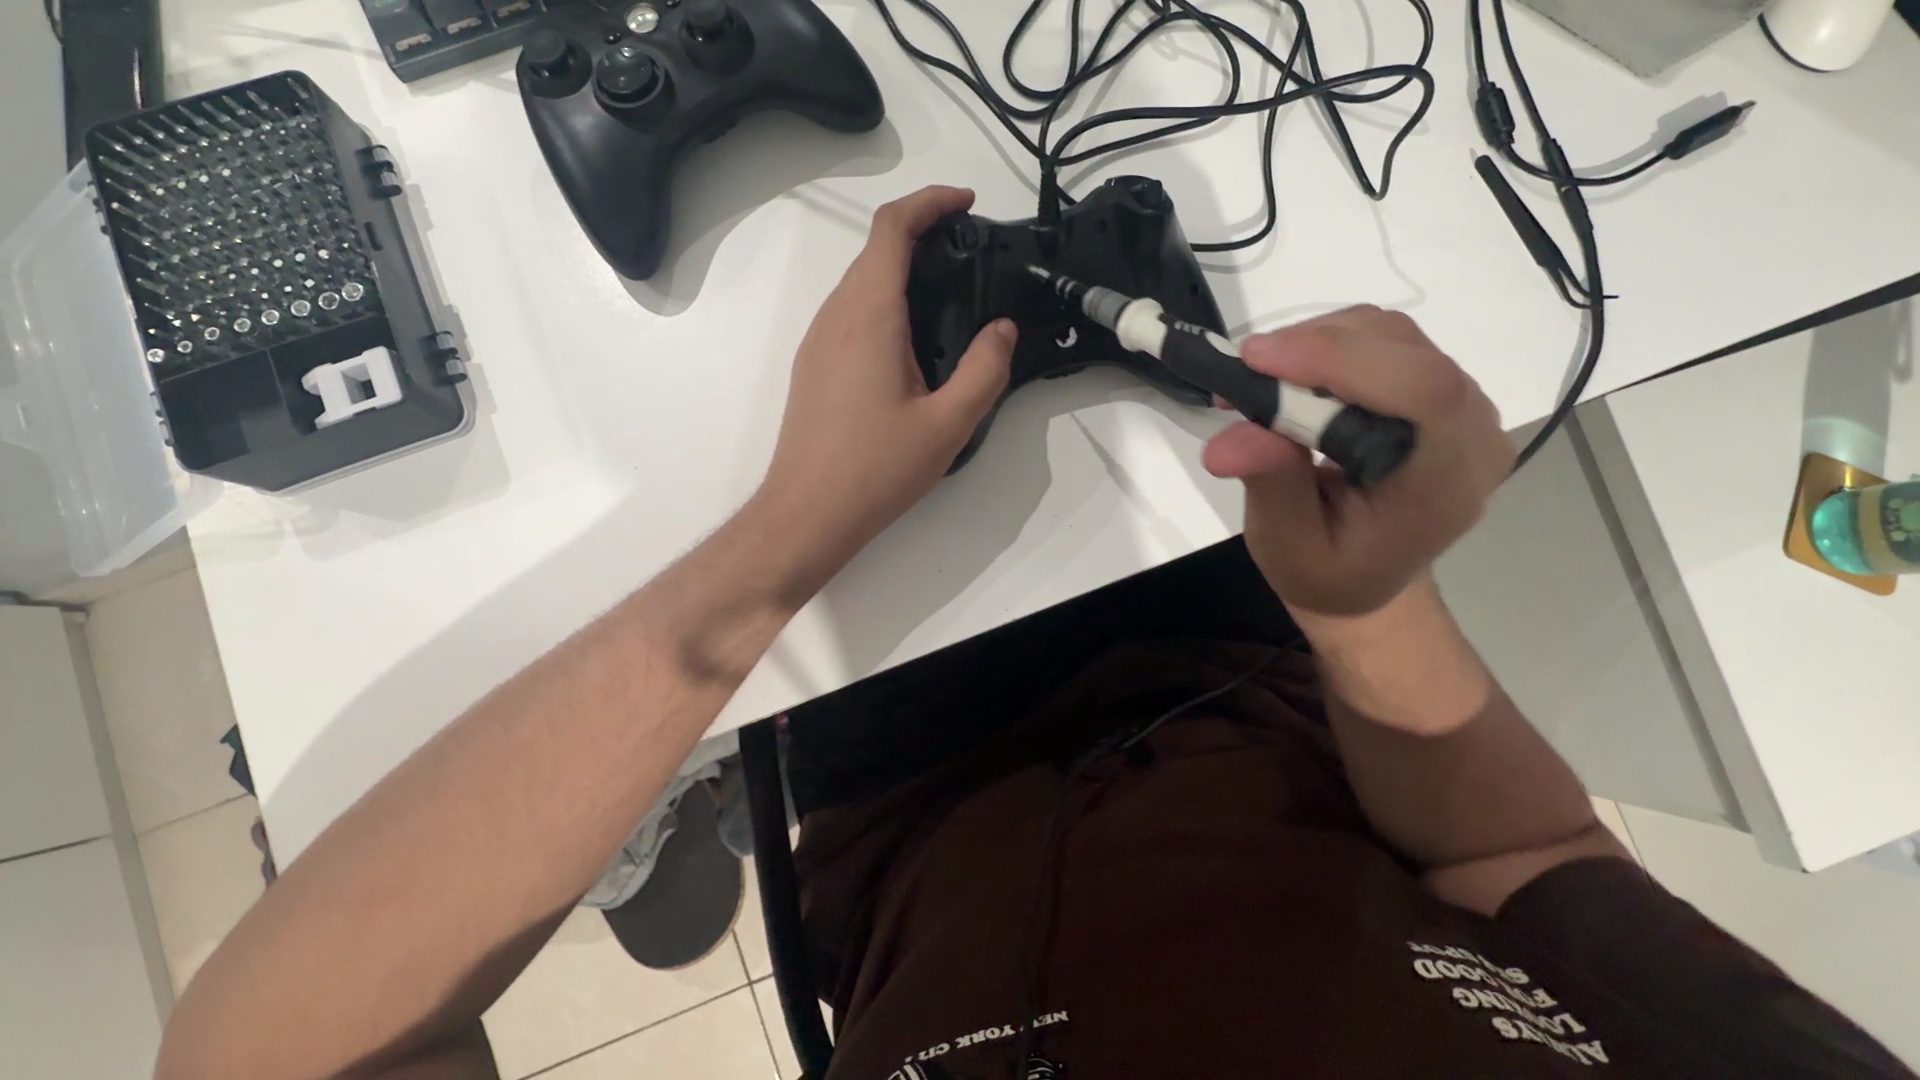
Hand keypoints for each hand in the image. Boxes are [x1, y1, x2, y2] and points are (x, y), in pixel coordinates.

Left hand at [754, 186, 1016, 586]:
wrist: (806, 513)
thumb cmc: (875, 470)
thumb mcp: (949, 425)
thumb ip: (985, 369)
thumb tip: (1003, 329)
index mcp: (869, 316)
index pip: (892, 228)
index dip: (931, 201)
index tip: (968, 204)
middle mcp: (836, 316)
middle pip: (876, 250)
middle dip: (924, 237)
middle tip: (974, 260)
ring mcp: (819, 340)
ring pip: (861, 282)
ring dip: (903, 273)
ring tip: (952, 303)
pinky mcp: (814, 365)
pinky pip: (851, 313)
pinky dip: (885, 304)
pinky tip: (914, 346)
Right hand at [1203, 306, 1511, 623]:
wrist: (1364, 579)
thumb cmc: (1327, 573)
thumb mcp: (1288, 547)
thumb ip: (1271, 486)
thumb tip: (1226, 442)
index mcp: (1447, 483)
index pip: (1424, 392)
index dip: (1341, 360)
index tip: (1256, 359)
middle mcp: (1473, 432)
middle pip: (1403, 350)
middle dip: (1313, 349)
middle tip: (1239, 375)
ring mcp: (1463, 405)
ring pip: (1390, 335)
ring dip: (1314, 345)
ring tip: (1257, 383)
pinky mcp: (1439, 389)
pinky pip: (1384, 343)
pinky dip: (1326, 348)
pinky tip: (1289, 380)